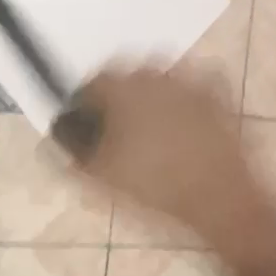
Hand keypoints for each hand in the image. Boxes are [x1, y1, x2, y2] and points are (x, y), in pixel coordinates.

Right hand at [67, 66, 274, 240]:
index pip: (92, 81)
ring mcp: (189, 80)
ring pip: (159, 74)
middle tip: (119, 127)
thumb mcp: (101, 176)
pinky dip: (189, 92)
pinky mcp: (218, 94)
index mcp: (119, 86)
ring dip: (151, 91)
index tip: (87, 124)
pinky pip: (198, 80)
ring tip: (152, 124)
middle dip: (118, 94)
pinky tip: (186, 114)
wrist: (223, 202)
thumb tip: (53, 136)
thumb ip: (71, 150)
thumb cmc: (155, 188)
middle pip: (124, 73)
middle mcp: (151, 72)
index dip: (85, 102)